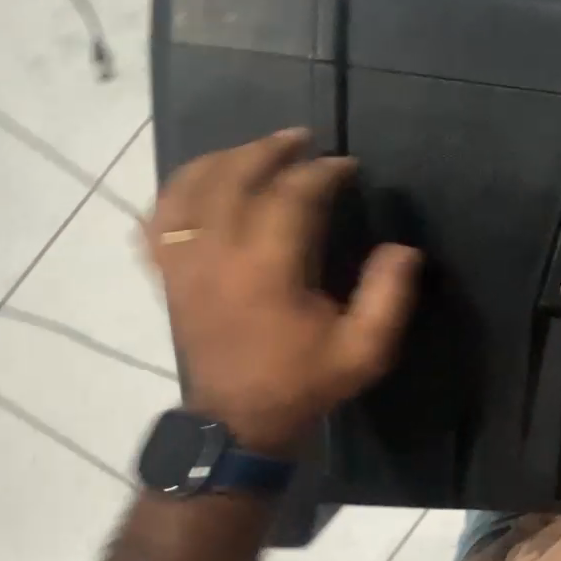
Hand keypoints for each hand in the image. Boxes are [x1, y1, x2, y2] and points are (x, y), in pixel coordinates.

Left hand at [146, 128, 421, 454]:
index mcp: (267, 269)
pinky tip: (199, 184)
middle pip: (233, 176)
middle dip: (270, 150)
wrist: (239, 420)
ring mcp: (182, 261)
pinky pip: (158, 215)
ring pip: (188, 186)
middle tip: (303, 140)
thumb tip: (403, 249)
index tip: (347, 167)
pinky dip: (177, 190)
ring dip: (224, 158)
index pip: (290, 196)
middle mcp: (216, 253)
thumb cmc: (306, 381)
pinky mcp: (167, 272)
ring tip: (255, 150)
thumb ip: (389, 296)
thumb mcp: (365, 350)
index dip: (321, 173)